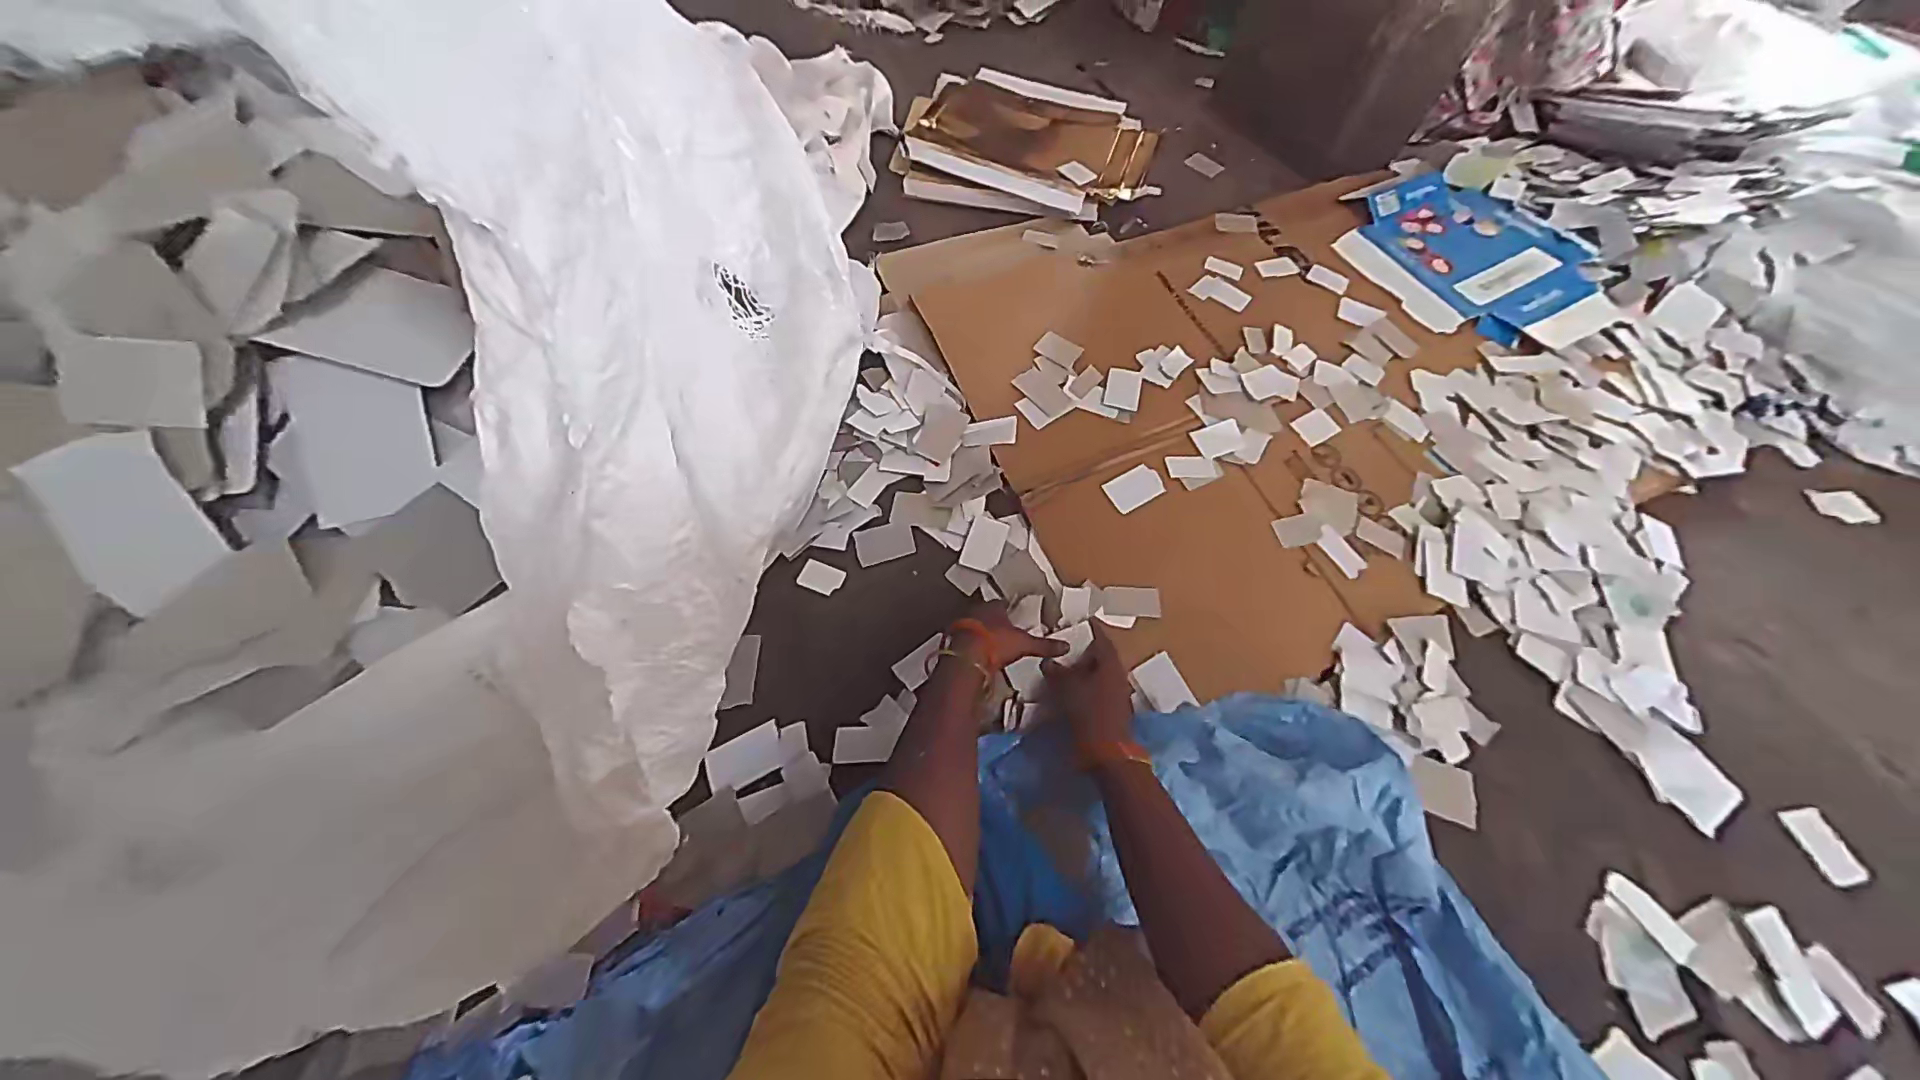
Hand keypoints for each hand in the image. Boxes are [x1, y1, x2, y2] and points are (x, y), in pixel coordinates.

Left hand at [952, 601, 1068, 668]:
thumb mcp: (1024, 644)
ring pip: (970, 623)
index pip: (1001, 603)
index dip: (1006, 609)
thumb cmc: (993, 643)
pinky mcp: (951, 639)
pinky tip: (972, 653)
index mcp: (993, 607)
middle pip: (984, 612)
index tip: (1009, 613)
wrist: (966, 656)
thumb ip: (1044, 645)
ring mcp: (961, 624)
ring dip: (976, 631)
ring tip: (984, 642)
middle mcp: (975, 612)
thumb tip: (1062, 646)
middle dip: (990, 620)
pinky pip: (960, 638)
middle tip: (997, 629)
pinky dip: (966, 644)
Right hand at [1042, 624, 1134, 747]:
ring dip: (1088, 670)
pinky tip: (1075, 690)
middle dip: (1088, 651)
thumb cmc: (1088, 712)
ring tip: (1068, 668)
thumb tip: (1048, 662)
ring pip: (1102, 674)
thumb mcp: (1067, 688)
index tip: (1085, 621)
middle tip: (1070, 645)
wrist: (1107, 751)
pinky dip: (1088, 685)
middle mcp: (1119, 675)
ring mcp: (1119, 694)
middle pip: (1104, 657)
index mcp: (1110, 664)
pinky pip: (1100, 689)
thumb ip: (1057, 672)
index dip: (1093, 628)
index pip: (1102, 638)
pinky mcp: (1115, 710)